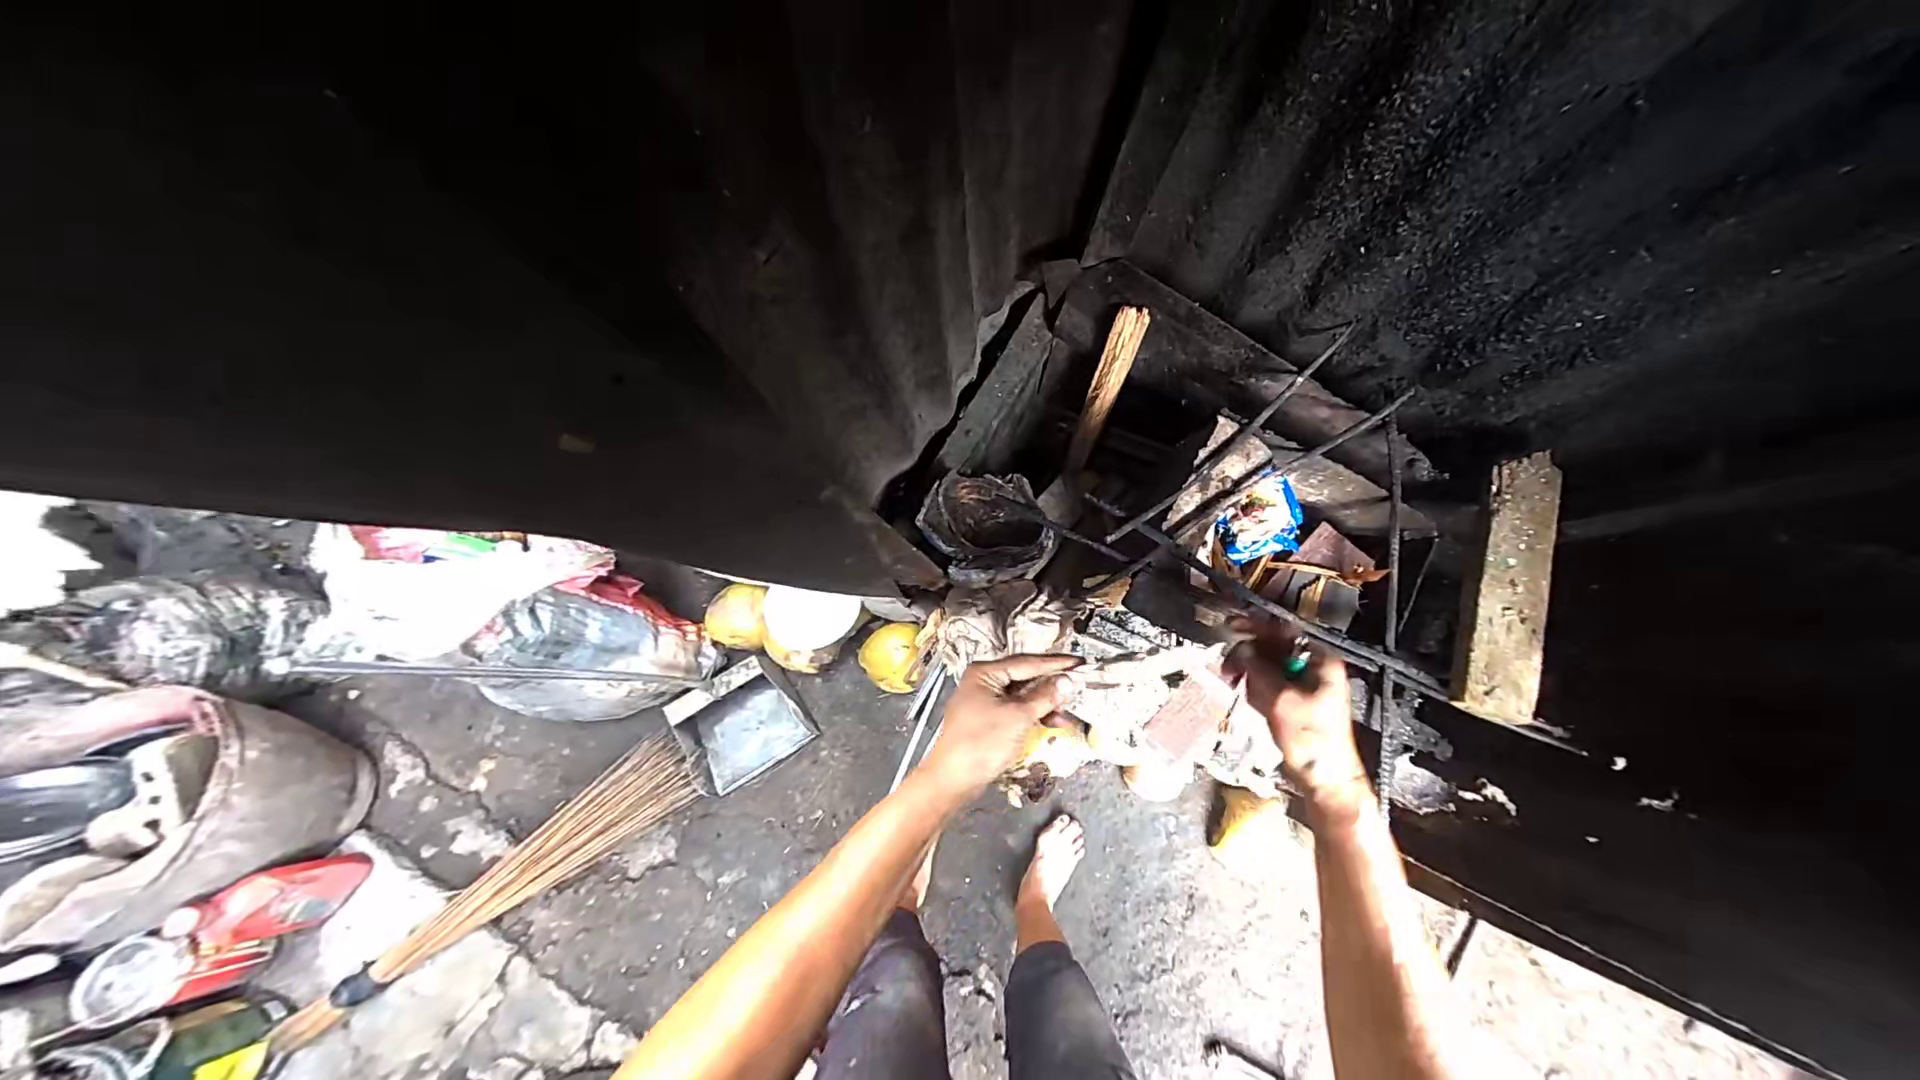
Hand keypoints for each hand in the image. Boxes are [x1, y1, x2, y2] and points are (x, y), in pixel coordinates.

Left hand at [919, 654, 1080, 795]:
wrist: (954, 778)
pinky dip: (1034, 715)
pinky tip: (1054, 722)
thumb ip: (1044, 697)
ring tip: (1068, 709)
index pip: (1026, 662)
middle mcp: (983, 681)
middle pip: (1024, 677)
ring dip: (1045, 702)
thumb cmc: (983, 741)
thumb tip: (1066, 681)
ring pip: (1022, 695)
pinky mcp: (988, 719)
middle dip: (1051, 684)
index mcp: (984, 673)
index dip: (1055, 663)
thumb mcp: (1018, 717)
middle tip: (1077, 684)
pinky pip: (1016, 710)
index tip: (1078, 662)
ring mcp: (984, 701)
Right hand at [1226, 618, 1369, 816]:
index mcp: (1321, 662)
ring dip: (1247, 672)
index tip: (1234, 624)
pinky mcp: (1293, 702)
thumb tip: (1241, 650)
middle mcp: (1314, 670)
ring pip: (1266, 666)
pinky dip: (1253, 686)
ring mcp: (1303, 686)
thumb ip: (1257, 668)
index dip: (1256, 627)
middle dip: (1248, 655)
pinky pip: (1267, 684)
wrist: (1323, 778)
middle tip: (1229, 663)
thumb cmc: (1314, 742)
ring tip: (1234, 681)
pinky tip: (1247, 695)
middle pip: (1272, 648)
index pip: (1284, 632)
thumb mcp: (1279, 698)